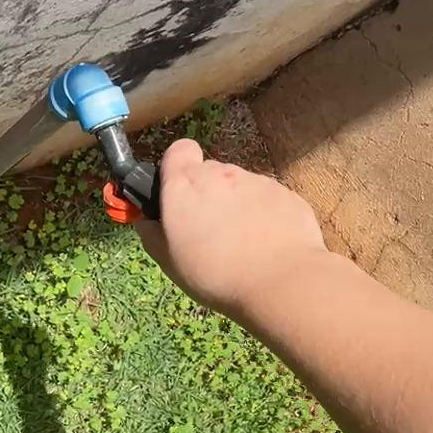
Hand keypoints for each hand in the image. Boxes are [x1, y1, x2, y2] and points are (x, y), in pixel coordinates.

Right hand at [136, 139, 328, 317]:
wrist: (279, 282)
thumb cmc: (212, 273)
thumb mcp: (168, 260)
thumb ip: (152, 233)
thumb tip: (146, 220)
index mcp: (184, 185)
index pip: (178, 150)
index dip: (176, 166)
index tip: (176, 192)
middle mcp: (220, 174)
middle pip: (209, 171)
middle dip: (205, 192)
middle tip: (206, 228)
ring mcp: (256, 181)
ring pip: (238, 185)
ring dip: (234, 203)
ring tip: (240, 240)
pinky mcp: (285, 193)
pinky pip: (266, 197)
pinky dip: (262, 213)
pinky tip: (265, 242)